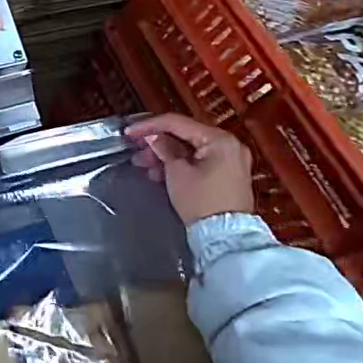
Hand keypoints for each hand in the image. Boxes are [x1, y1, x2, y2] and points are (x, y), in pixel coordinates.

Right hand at [126, 113, 254, 225]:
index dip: (150, 126)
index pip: (178, 123)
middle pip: (185, 136)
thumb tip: (154, 137)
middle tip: (137, 150)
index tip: (130, 131)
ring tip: (146, 165)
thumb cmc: (202, 203)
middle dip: (158, 143)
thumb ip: (163, 148)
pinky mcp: (229, 176)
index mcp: (220, 139)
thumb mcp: (176, 172)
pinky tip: (162, 173)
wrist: (226, 240)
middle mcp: (230, 145)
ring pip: (192, 150)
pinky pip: (201, 162)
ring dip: (167, 156)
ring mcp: (232, 161)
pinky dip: (182, 165)